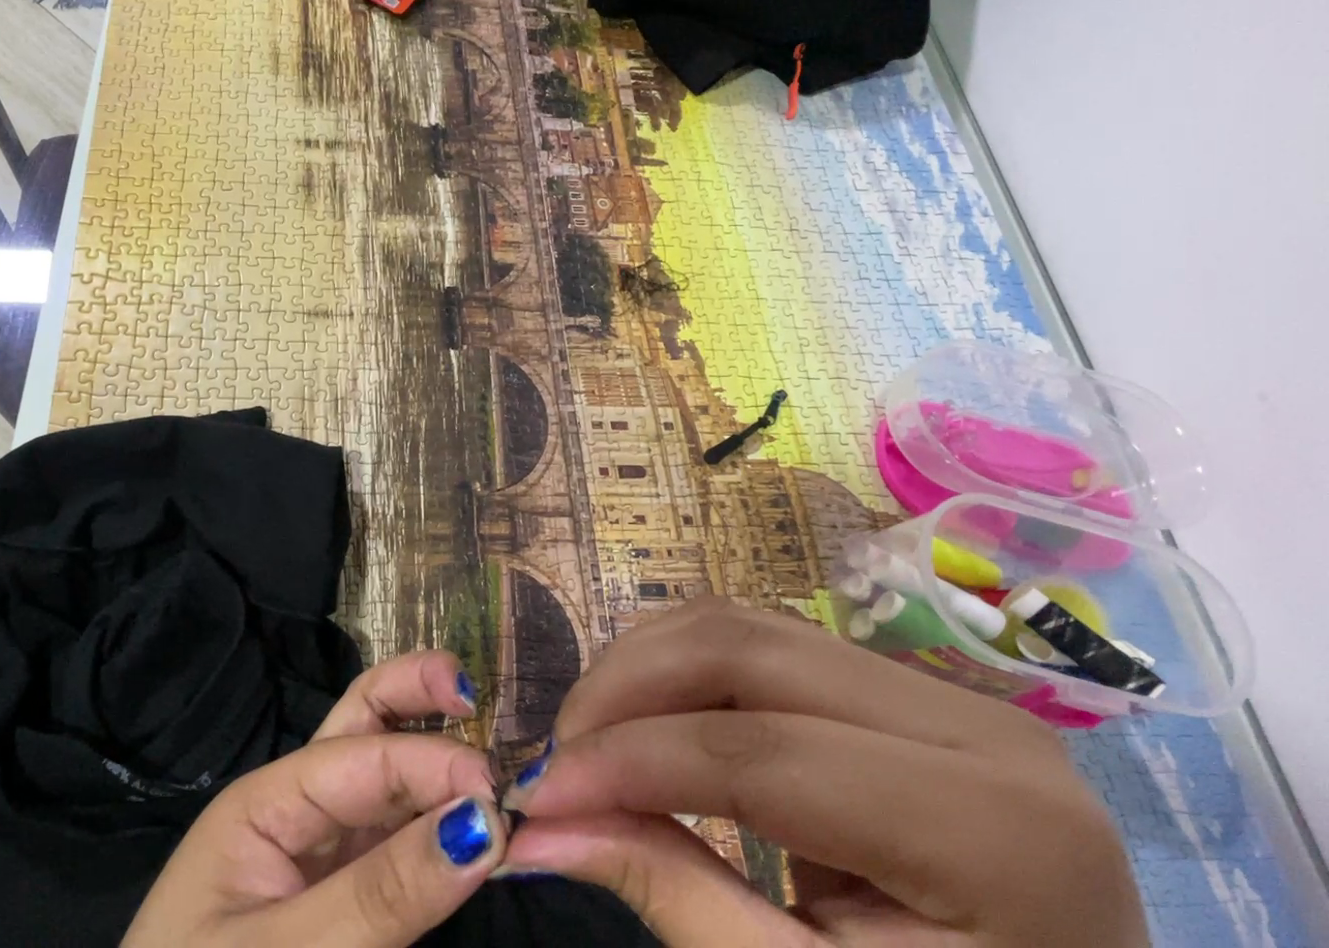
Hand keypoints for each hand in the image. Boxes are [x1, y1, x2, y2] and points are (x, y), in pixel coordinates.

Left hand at [123, 652, 506, 946]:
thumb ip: (379, 894)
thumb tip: (481, 825)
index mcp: (266, 803)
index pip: (360, 755)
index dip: (431, 761)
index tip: (496, 794)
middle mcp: (300, 808)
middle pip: (365, 723)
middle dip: (421, 694)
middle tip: (482, 694)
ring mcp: (328, 850)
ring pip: (391, 775)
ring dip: (442, 754)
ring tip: (503, 754)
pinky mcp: (350, 892)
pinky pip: (403, 838)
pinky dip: (444, 819)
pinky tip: (482, 817)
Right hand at [498, 598, 1147, 946]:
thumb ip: (675, 899)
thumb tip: (531, 834)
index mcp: (993, 829)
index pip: (765, 752)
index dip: (630, 762)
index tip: (533, 797)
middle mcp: (982, 725)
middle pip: (750, 647)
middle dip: (624, 689)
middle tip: (555, 758)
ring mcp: (948, 694)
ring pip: (750, 625)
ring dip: (647, 668)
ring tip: (591, 741)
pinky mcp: (908, 691)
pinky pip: (770, 643)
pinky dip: (685, 670)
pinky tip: (648, 721)